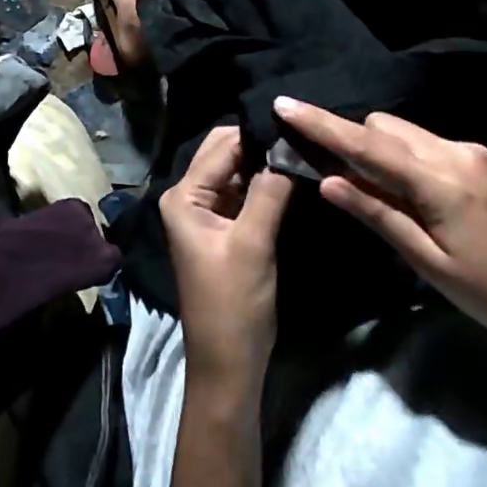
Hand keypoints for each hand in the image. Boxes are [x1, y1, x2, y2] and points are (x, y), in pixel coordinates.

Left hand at [161, 126, 295, 379]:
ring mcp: (205, 211)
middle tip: (302, 136)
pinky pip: (242, 190)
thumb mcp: (253, 243)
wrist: (228, 362)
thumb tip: (289, 145)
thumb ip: (269, 191)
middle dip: (260, 143)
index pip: (222, 145)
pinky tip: (291, 174)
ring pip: (236, 169)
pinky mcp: (222, 225)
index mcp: (184, 196)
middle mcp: (188, 196)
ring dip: (264, 161)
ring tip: (302, 149)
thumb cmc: (234, 303)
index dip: (257, 132)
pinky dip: (263, 181)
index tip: (297, 123)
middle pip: (226, 151)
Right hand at [274, 96, 486, 367]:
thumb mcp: (429, 264)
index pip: (368, 144)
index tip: (285, 104)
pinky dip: (412, 159)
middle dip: (355, 141)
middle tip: (339, 179)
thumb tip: (328, 181)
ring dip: (384, 151)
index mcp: (441, 181)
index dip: (322, 124)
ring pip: (410, 133)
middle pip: (387, 127)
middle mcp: (458, 151)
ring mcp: (477, 150)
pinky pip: (433, 144)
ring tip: (382, 193)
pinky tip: (420, 195)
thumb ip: (378, 214)